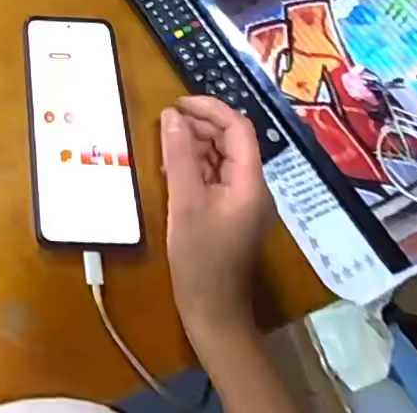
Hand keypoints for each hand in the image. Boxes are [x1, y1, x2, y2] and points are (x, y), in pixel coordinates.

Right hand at [160, 96, 272, 346]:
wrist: (213, 314)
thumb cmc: (200, 258)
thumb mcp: (184, 201)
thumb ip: (179, 155)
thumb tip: (171, 114)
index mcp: (250, 183)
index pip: (238, 128)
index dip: (209, 108)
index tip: (176, 103)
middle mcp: (252, 187)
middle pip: (231, 140)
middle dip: (200, 125)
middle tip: (164, 123)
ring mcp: (242, 201)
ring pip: (221, 156)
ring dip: (195, 143)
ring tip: (164, 143)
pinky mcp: (229, 212)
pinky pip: (215, 175)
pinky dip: (194, 164)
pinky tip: (171, 167)